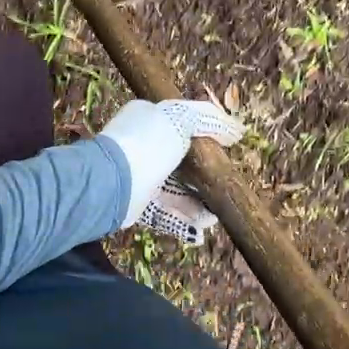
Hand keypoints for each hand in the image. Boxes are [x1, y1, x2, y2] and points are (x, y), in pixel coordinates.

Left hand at [98, 99, 243, 243]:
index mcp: (147, 118)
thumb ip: (208, 119)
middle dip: (204, 176)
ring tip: (215, 216)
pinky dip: (182, 219)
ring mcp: (138, 174)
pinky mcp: (136, 202)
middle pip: (180, 160)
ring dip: (196, 204)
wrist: (112, 182)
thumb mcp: (181, 119)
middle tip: (224, 186)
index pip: (180, 123)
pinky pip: (164, 211)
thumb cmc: (148, 143)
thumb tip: (236, 129)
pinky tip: (199, 230)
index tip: (226, 149)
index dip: (204, 135)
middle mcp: (142, 145)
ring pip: (174, 189)